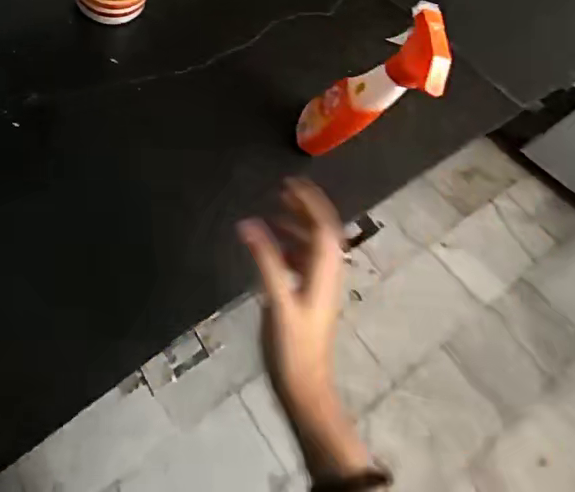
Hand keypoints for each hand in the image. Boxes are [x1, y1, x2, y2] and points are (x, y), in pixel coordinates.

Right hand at [238, 178, 374, 482]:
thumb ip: (265, 260)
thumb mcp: (277, 302)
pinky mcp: (309, 300)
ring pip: (313, 248)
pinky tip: (271, 248)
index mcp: (323, 273)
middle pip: (321, 234)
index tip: (292, 183)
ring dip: (296, 227)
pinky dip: (290, 247)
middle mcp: (326, 276)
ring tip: (274, 213)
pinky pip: (304, 262)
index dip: (311, 203)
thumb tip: (248, 224)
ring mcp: (319, 289)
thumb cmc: (293, 348)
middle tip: (282, 191)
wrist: (306, 391)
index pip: (324, 228)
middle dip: (304, 210)